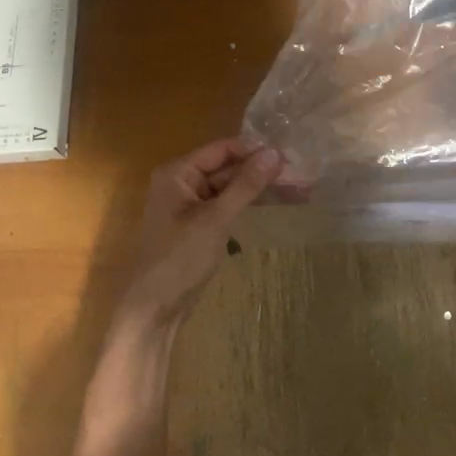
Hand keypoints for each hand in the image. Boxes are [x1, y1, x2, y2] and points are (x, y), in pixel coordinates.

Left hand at [122, 139, 283, 326]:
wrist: (155, 307)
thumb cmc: (180, 258)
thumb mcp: (216, 219)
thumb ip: (246, 185)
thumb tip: (275, 153)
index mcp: (177, 173)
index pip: (222, 149)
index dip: (255, 151)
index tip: (290, 158)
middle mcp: (181, 183)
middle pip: (226, 167)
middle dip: (260, 171)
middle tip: (301, 176)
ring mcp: (189, 206)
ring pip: (229, 188)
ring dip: (257, 189)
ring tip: (297, 190)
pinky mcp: (198, 226)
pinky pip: (225, 207)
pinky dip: (247, 206)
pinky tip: (274, 206)